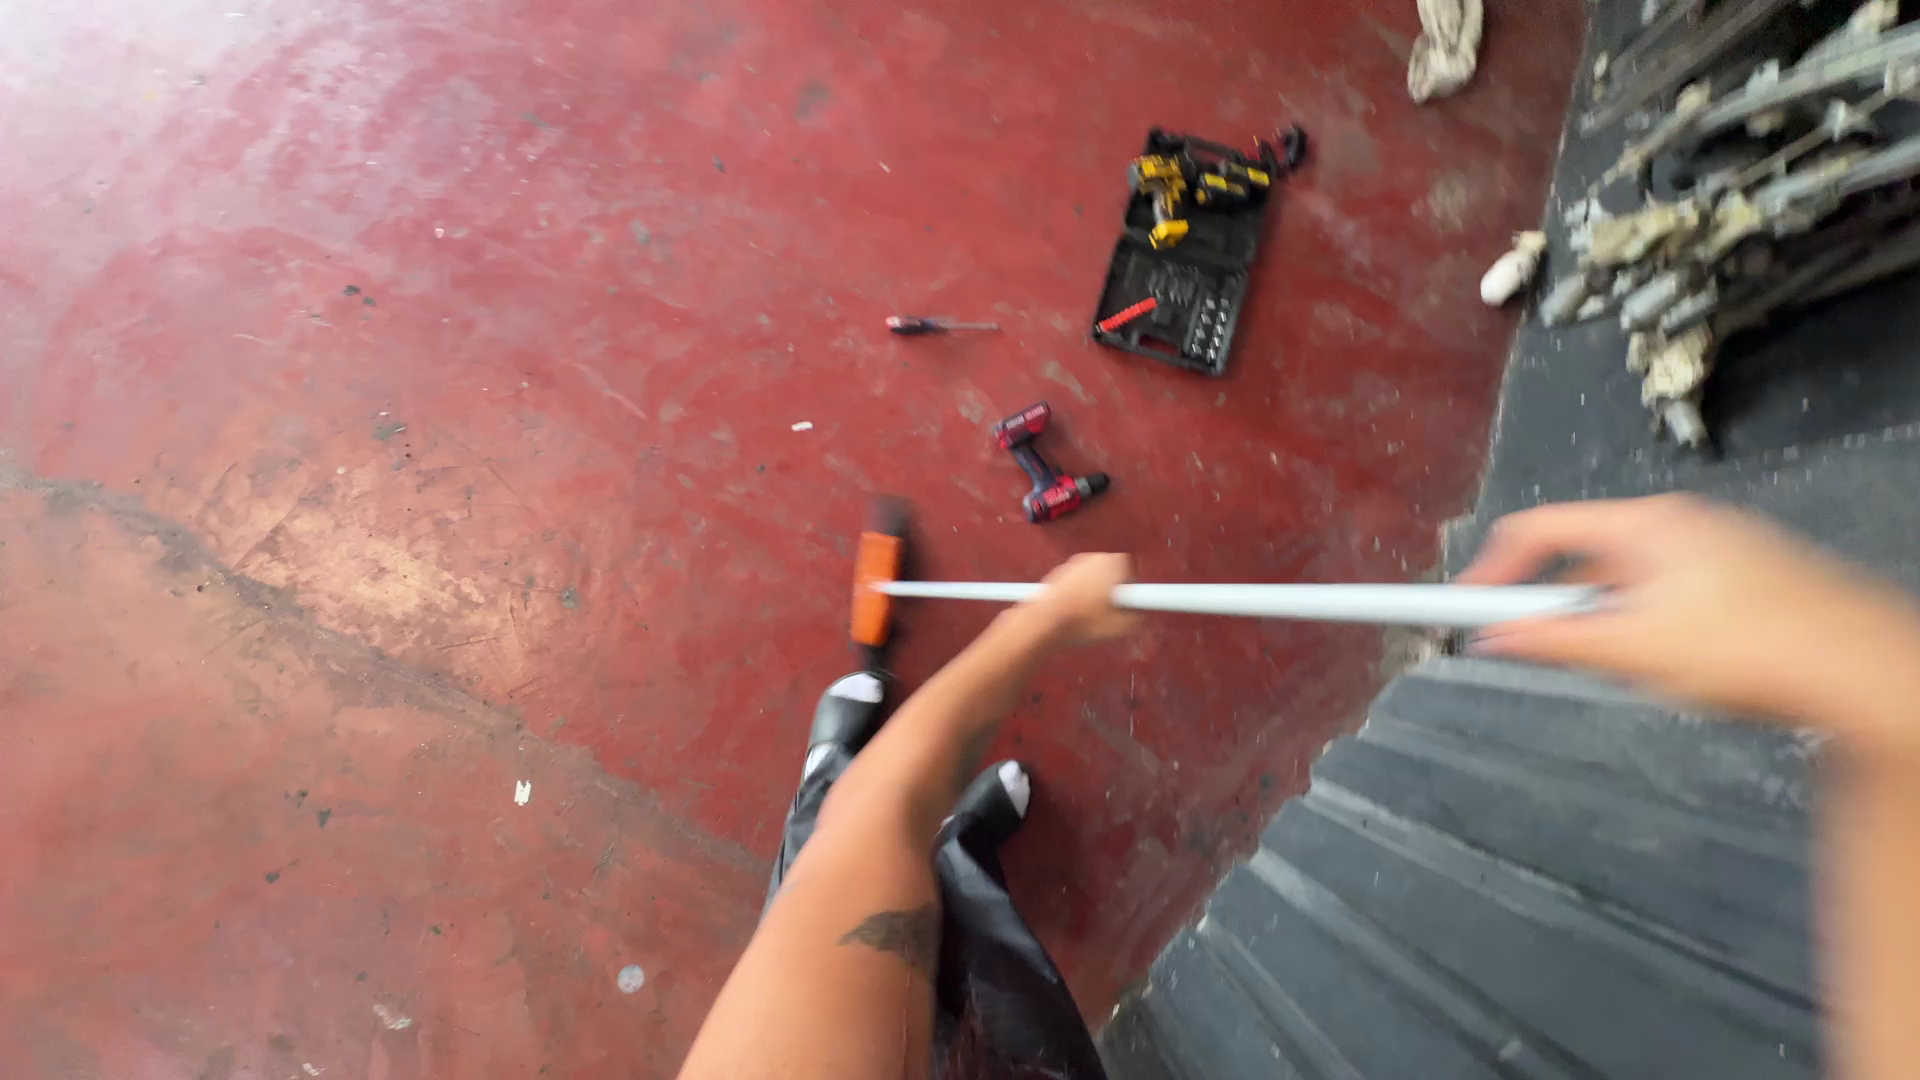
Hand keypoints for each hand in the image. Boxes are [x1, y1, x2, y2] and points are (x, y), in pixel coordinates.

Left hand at [1021, 553, 1143, 647]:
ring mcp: (1074, 562)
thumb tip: (1139, 615)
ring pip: (1093, 576)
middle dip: (1112, 589)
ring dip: (1094, 591)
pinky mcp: (1058, 572)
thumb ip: (1138, 617)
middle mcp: (1094, 556)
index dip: (1130, 591)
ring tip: (1090, 614)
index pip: (1132, 573)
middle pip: (1112, 572)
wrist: (1046, 620)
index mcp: (1114, 563)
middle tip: (1109, 611)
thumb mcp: (1121, 626)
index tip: (1125, 606)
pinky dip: (1078, 592)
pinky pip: (1076, 581)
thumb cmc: (1085, 620)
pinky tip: (1074, 611)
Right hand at [1460, 495, 1919, 744]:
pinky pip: (1657, 594)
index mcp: (1647, 525)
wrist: (1880, 683)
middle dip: (1557, 606)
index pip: (1534, 530)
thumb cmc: (1770, 650)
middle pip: (1576, 559)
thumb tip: (1494, 636)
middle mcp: (1678, 526)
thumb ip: (1546, 640)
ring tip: (1635, 663)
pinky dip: (1641, 624)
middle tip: (1552, 645)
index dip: (1490, 568)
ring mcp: (1713, 549)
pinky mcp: (1738, 579)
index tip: (1464, 601)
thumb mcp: (1629, 649)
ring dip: (1603, 621)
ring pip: (1618, 582)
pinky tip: (1673, 662)